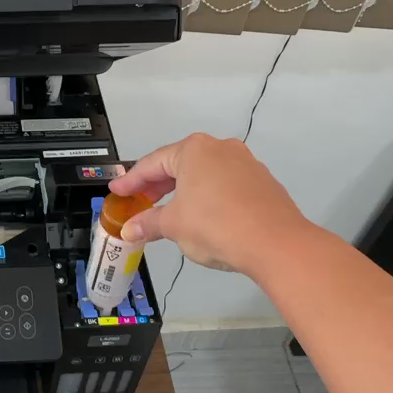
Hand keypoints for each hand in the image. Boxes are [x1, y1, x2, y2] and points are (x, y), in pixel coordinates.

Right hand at [109, 133, 317, 275]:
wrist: (276, 243)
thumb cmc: (216, 226)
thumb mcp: (174, 225)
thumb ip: (148, 223)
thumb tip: (129, 230)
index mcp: (194, 150)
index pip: (152, 163)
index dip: (131, 181)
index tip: (116, 191)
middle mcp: (220, 148)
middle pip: (179, 164)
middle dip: (157, 185)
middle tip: (139, 202)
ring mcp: (245, 163)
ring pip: (204, 174)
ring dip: (183, 191)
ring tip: (169, 211)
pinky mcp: (261, 182)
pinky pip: (224, 185)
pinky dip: (207, 196)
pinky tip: (202, 216)